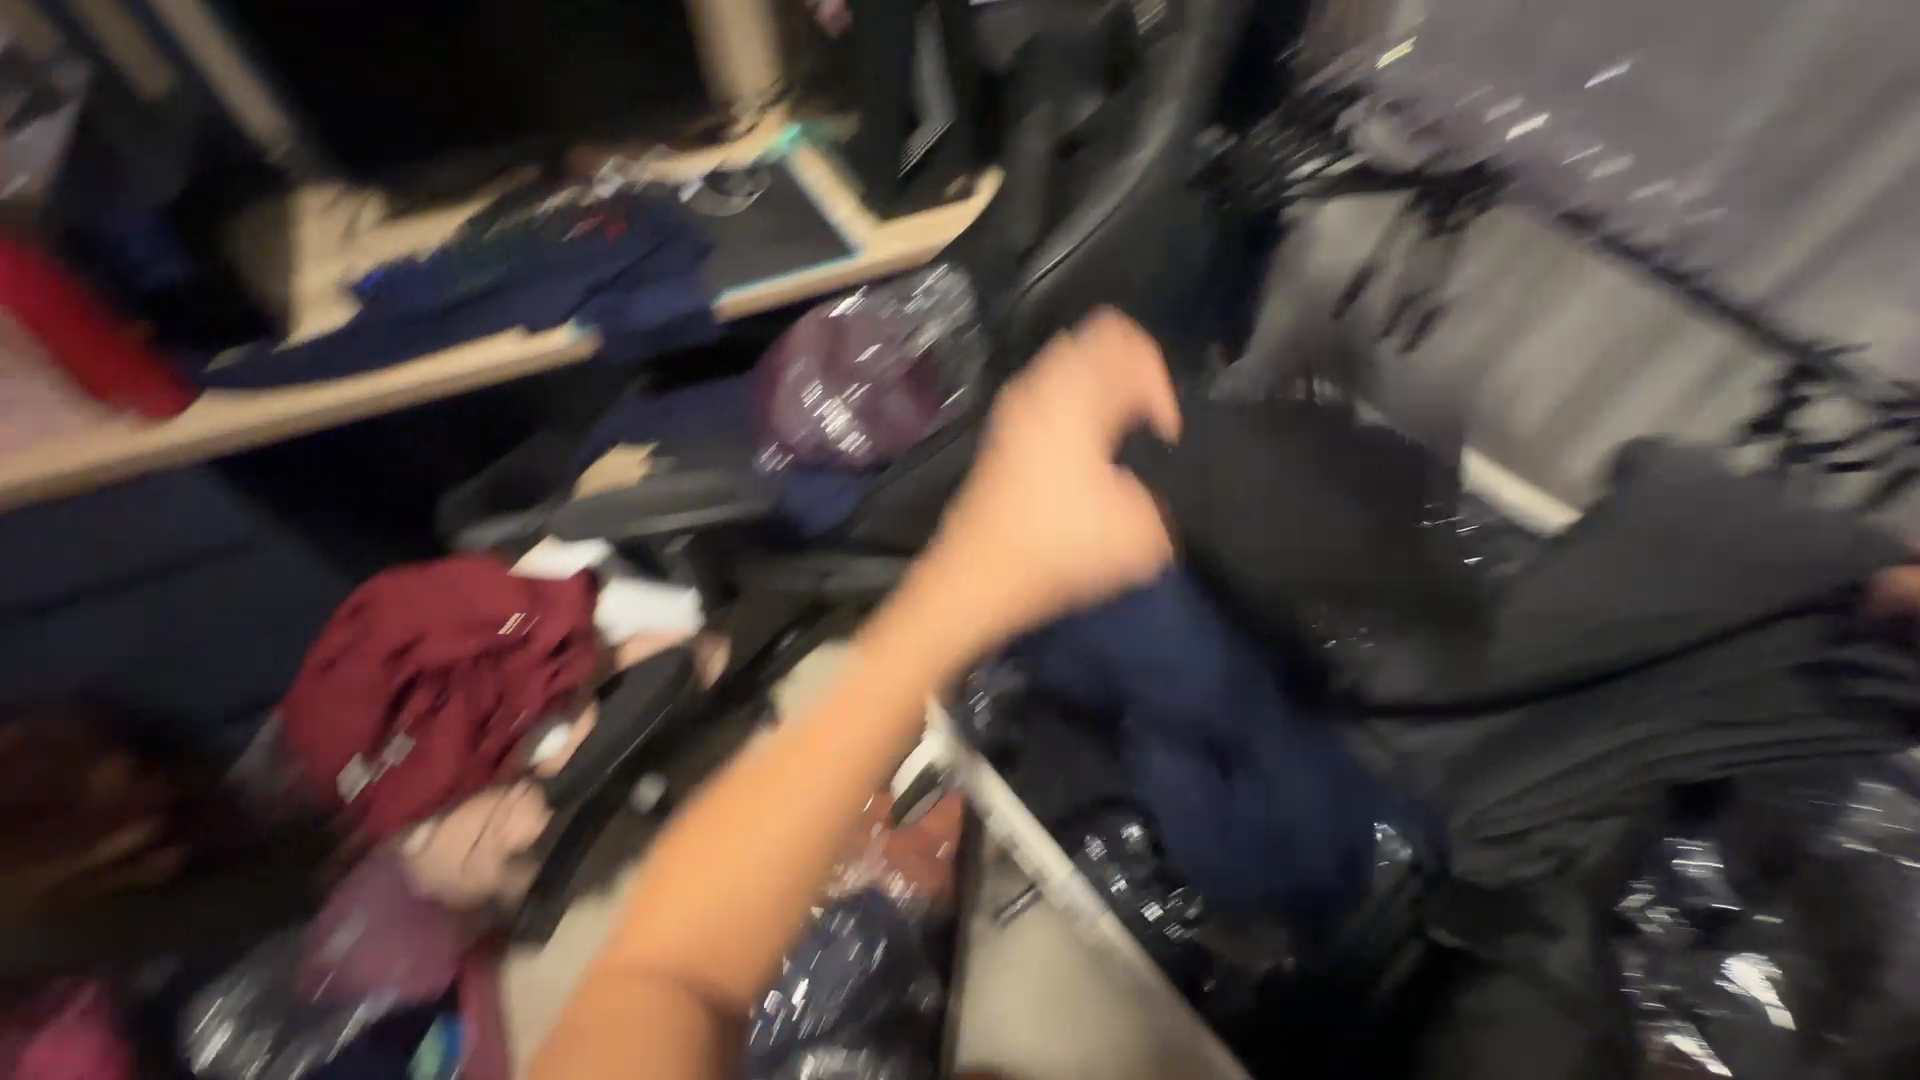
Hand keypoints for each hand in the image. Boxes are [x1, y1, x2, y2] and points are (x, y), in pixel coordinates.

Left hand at [909, 309, 1181, 657]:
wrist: (979, 576)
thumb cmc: (1060, 546)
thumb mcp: (1143, 529)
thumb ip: (1166, 487)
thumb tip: (1159, 478)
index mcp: (1075, 394)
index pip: (1125, 340)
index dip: (1158, 378)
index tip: (1164, 431)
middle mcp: (1040, 387)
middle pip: (1094, 343)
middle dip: (1130, 377)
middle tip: (1147, 426)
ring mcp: (1014, 409)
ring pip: (1068, 369)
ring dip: (1102, 393)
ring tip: (1120, 441)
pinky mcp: (1003, 435)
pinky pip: (1048, 397)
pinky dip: (1074, 411)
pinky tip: (1085, 458)